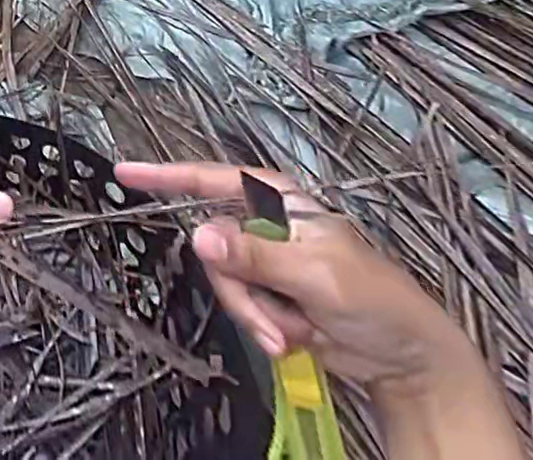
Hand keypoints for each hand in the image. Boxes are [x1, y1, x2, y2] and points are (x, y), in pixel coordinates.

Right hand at [114, 161, 475, 396]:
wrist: (408, 360)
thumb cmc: (375, 299)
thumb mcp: (315, 274)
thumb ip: (254, 254)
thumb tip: (199, 236)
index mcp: (274, 199)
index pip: (207, 179)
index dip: (163, 175)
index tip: (124, 173)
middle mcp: (261, 223)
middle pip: (212, 244)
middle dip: (239, 288)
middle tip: (273, 317)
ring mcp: (260, 258)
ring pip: (222, 279)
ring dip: (255, 313)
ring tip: (292, 333)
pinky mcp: (263, 291)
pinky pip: (237, 304)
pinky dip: (263, 325)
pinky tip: (295, 337)